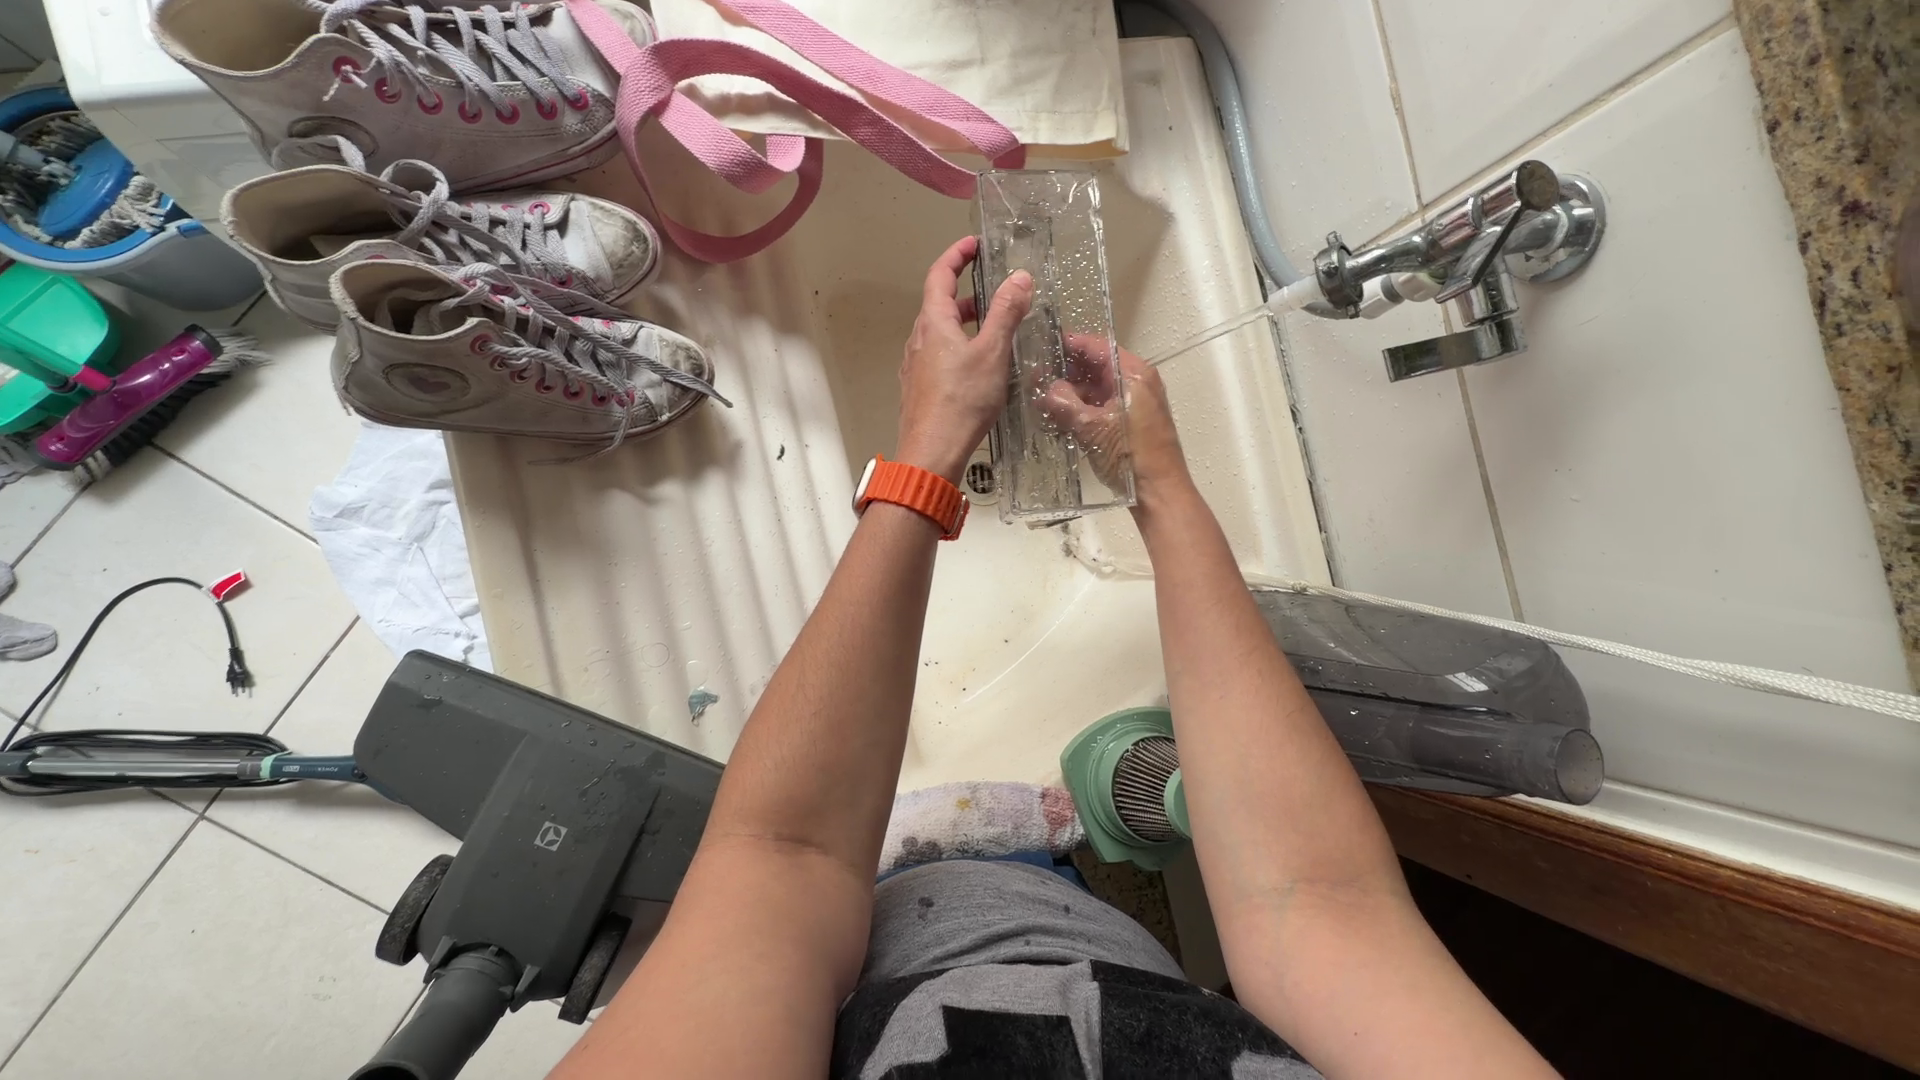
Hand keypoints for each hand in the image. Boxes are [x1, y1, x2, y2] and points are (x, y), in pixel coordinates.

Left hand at [896, 235, 1032, 483]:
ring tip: (992, 332)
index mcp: (932, 323)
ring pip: (939, 334)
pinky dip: (958, 349)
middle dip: (965, 294)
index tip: (974, 245)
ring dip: (963, 324)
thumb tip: (1020, 276)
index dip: (956, 255)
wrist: (932, 452)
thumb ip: (1006, 312)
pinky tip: (977, 369)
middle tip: (993, 294)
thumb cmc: (962, 400)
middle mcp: (918, 340)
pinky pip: (938, 358)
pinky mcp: (919, 390)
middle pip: (938, 305)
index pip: (939, 275)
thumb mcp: (992, 352)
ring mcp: (915, 367)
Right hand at [1036, 338, 1190, 507]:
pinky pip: (1104, 404)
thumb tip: (1045, 388)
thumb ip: (1065, 403)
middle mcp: (1137, 381)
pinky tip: (1061, 417)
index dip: (1069, 345)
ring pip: (1098, 386)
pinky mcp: (1132, 420)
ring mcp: (1136, 401)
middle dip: (1067, 371)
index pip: (1097, 346)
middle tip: (1036, 377)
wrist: (1158, 492)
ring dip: (1073, 392)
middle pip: (1097, 365)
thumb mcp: (1091, 428)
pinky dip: (1084, 407)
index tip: (1042, 347)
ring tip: (1043, 398)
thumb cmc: (1129, 456)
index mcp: (1133, 374)